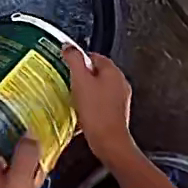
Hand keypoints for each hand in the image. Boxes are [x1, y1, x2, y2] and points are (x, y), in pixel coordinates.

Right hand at [63, 46, 137, 165]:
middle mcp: (120, 82)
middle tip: (68, 80)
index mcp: (113, 71)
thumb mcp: (79, 80)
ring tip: (73, 95)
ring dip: (85, 89)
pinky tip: (81, 108)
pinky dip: (91, 101)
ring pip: (99, 86)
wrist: (108, 141)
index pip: (93, 56)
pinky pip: (101, 100)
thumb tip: (68, 46)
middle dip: (81, 75)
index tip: (67, 64)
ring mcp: (120, 98)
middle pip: (96, 71)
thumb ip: (74, 59)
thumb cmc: (96, 111)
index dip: (78, 59)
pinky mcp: (116, 111)